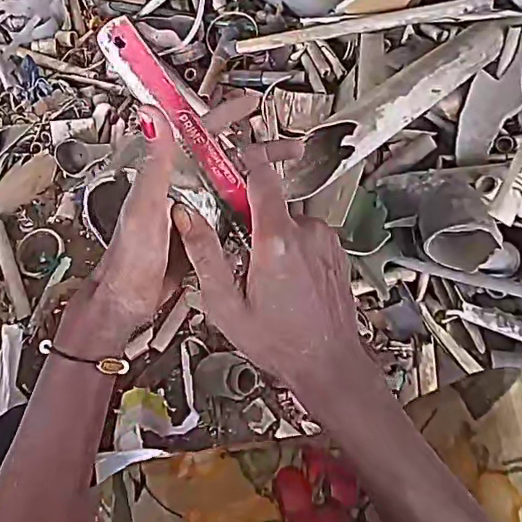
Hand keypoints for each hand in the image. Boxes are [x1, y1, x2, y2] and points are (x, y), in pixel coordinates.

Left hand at [53, 94, 263, 357]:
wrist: (127, 299)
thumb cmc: (127, 257)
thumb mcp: (144, 206)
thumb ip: (154, 162)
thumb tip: (152, 117)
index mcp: (166, 174)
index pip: (199, 135)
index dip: (226, 117)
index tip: (249, 106)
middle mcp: (180, 187)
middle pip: (224, 159)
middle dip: (256, 149)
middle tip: (284, 146)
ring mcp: (193, 209)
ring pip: (231, 185)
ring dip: (258, 178)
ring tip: (284, 174)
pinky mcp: (201, 231)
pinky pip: (231, 212)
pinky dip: (251, 207)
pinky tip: (266, 210)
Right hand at [173, 142, 381, 409]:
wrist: (329, 364)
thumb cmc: (280, 342)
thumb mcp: (226, 304)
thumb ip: (204, 254)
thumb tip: (186, 217)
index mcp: (276, 241)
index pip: (261, 177)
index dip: (241, 161)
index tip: (225, 156)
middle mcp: (306, 233)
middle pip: (268, 201)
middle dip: (248, 218)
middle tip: (237, 252)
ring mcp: (324, 240)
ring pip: (285, 219)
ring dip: (269, 236)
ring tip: (263, 276)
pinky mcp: (334, 249)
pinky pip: (303, 233)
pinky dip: (289, 247)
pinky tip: (284, 280)